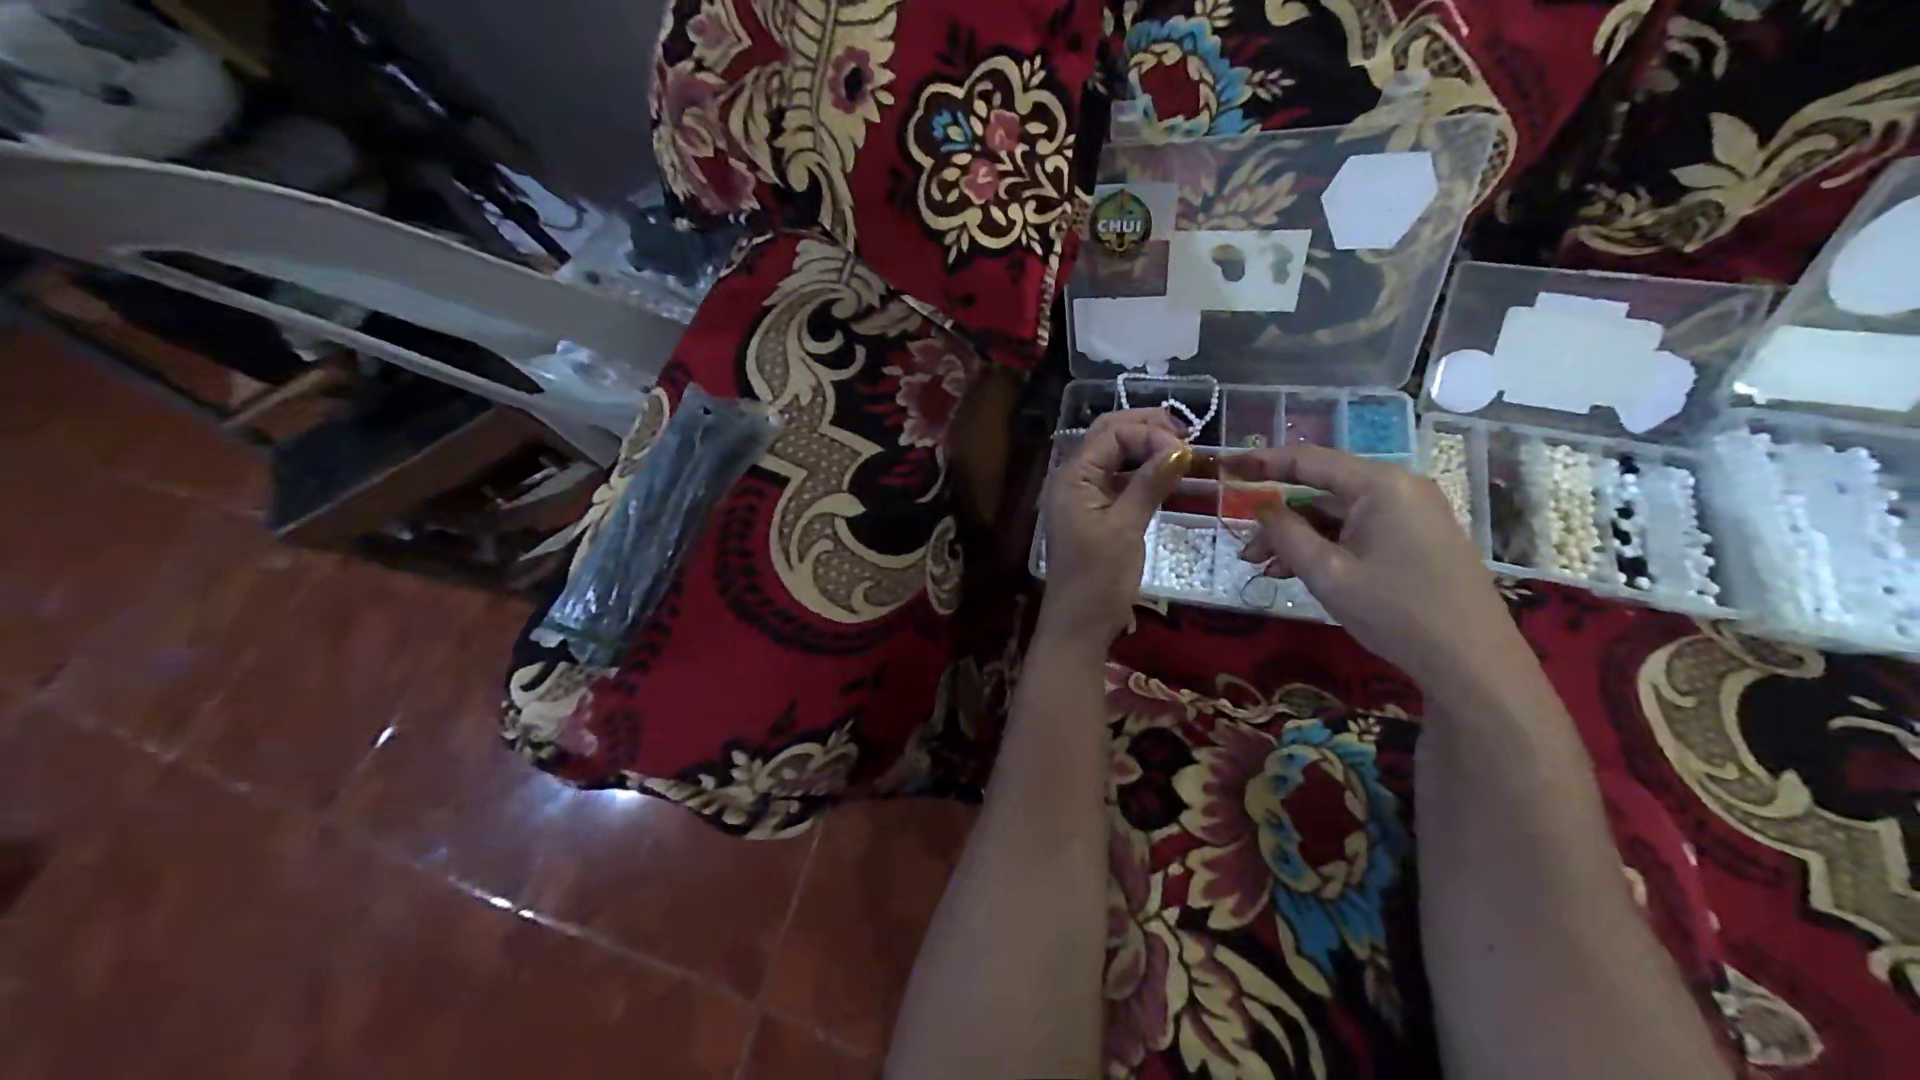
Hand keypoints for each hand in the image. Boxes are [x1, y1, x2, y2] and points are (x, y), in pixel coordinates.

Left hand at [1038, 409, 1188, 646]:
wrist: (1079, 625)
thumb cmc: (1099, 579)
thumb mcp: (1126, 527)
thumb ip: (1149, 483)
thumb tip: (1179, 447)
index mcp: (1071, 476)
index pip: (1111, 433)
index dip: (1149, 433)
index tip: (1185, 450)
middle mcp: (1071, 478)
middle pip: (1107, 436)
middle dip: (1145, 429)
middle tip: (1185, 436)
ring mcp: (1080, 495)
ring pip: (1112, 456)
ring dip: (1143, 448)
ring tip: (1180, 450)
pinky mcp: (1092, 512)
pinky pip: (1115, 479)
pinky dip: (1139, 472)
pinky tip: (1165, 475)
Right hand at [1229, 445, 1525, 688]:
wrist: (1472, 662)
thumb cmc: (1394, 611)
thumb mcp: (1326, 572)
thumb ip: (1286, 533)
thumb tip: (1261, 506)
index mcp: (1380, 485)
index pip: (1308, 460)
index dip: (1261, 463)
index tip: (1224, 467)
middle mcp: (1399, 488)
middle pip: (1322, 492)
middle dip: (1278, 520)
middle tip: (1245, 551)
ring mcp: (1413, 514)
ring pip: (1338, 515)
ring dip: (1300, 539)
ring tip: (1267, 570)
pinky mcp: (1418, 539)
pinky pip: (1360, 531)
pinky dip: (1327, 547)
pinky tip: (1302, 573)